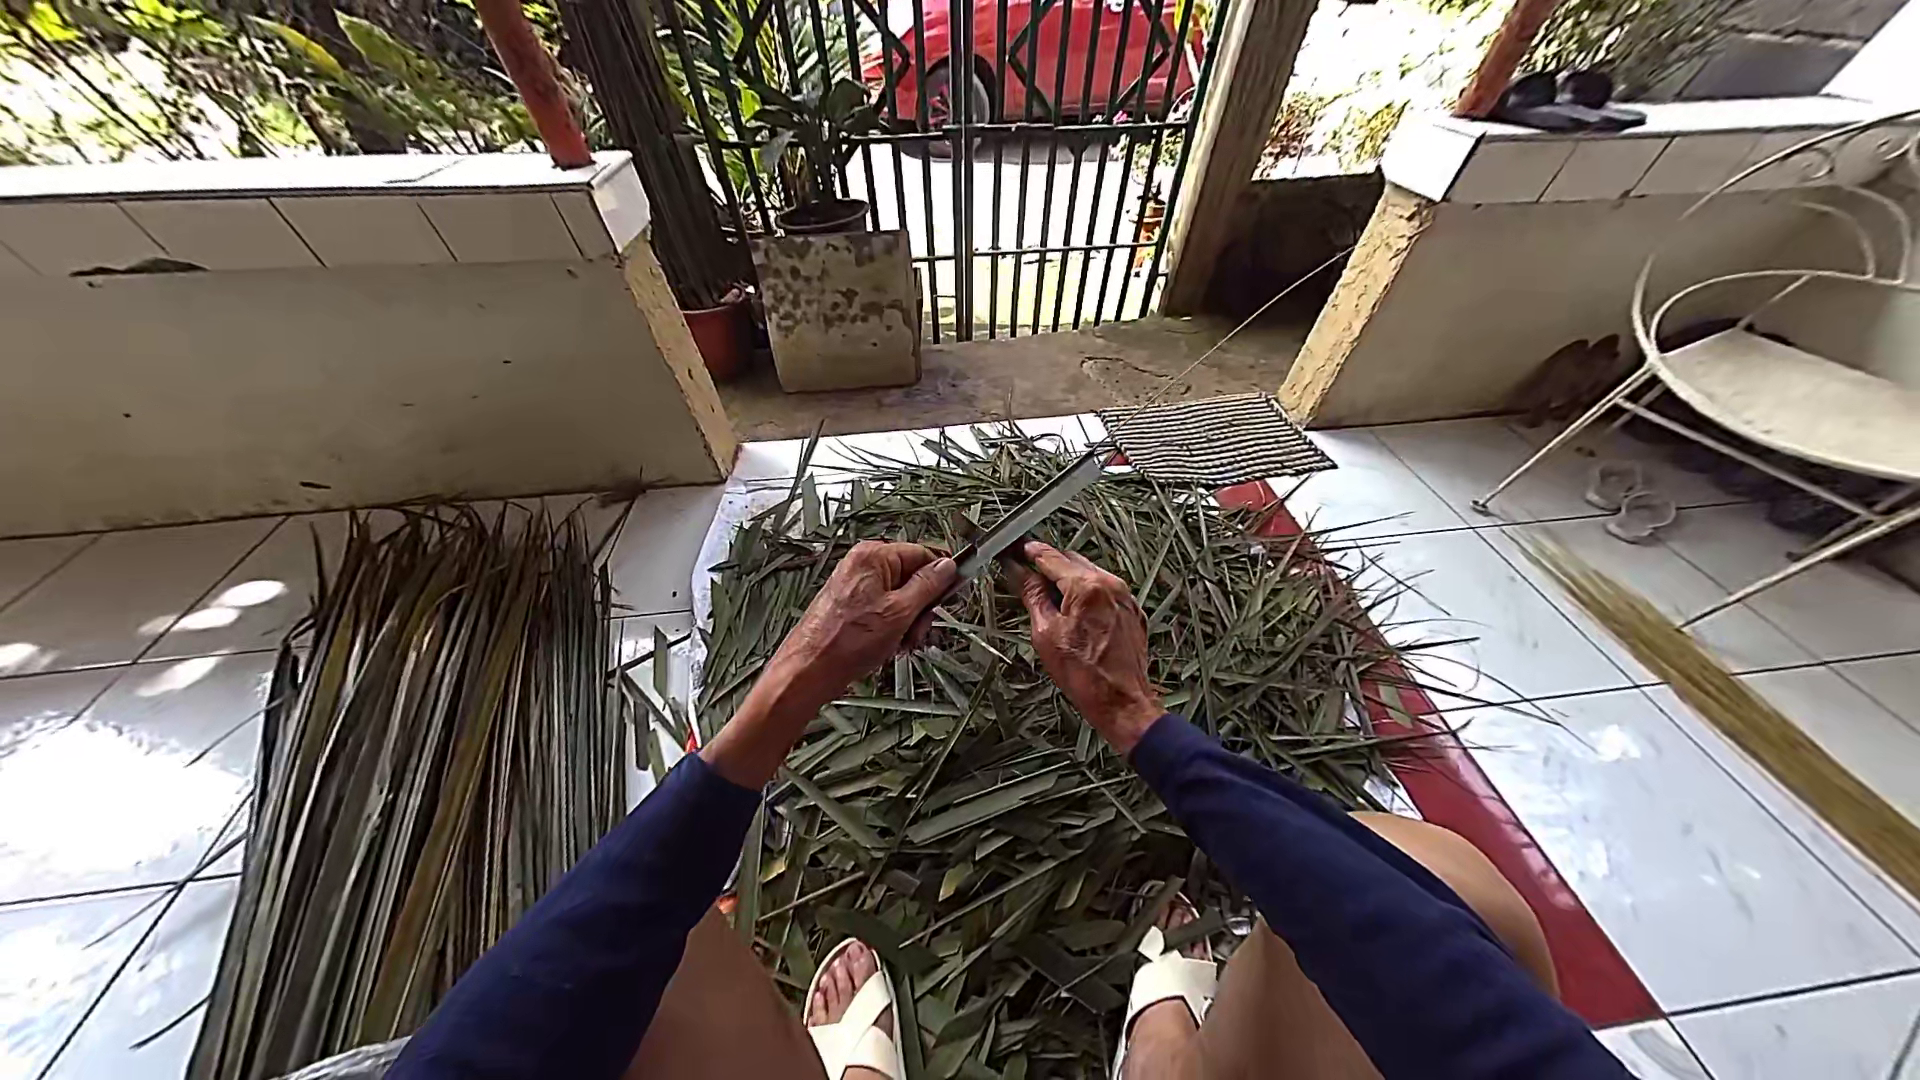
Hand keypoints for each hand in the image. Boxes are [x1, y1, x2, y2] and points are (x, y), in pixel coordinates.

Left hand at [765, 540, 957, 710]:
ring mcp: (856, 585)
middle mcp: (862, 565)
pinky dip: (893, 627)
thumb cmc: (843, 642)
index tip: (954, 592)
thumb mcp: (900, 612)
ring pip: (901, 597)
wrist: (810, 670)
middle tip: (917, 628)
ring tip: (900, 641)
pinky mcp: (852, 605)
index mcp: (873, 557)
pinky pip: (885, 609)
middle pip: (912, 577)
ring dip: (908, 622)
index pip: (923, 553)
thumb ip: (928, 585)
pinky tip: (888, 644)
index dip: (942, 576)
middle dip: (921, 607)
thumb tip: (947, 566)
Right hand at [1009, 540, 1163, 753]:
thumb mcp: (1045, 633)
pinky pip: (1104, 590)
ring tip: (1051, 603)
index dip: (1029, 552)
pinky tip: (1074, 615)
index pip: (1050, 557)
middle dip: (1049, 567)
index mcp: (1086, 587)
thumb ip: (1032, 596)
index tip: (1016, 552)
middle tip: (1028, 579)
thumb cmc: (1086, 675)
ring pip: (1089, 573)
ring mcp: (1124, 597)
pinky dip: (1087, 594)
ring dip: (1068, 580)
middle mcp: (1110, 585)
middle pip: (1071, 560)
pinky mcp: (1131, 611)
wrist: (1121, 702)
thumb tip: (1019, 574)